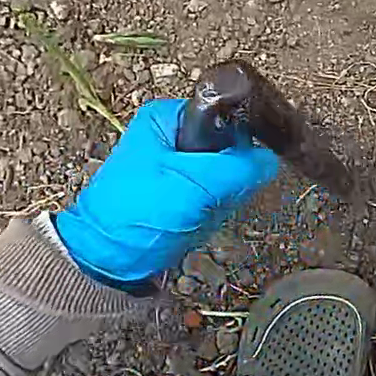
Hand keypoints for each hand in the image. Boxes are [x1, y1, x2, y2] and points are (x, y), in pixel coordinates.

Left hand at [53, 100, 278, 285]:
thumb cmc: (138, 213)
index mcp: (166, 117)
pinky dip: (213, 208)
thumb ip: (239, 167)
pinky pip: (213, 193)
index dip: (238, 141)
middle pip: (227, 146)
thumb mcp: (195, 183)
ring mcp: (175, 165)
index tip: (240, 166)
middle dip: (228, 175)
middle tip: (214, 194)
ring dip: (221, 195)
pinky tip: (200, 218)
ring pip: (223, 173)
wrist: (106, 261)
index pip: (224, 115)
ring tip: (203, 209)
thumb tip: (270, 160)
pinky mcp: (179, 191)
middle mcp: (170, 135)